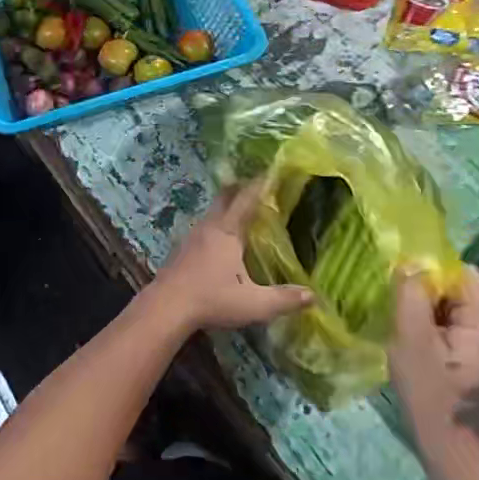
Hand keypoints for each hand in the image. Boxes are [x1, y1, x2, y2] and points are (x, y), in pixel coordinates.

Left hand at [151, 182, 312, 331]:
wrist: (165, 308)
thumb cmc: (211, 299)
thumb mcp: (253, 303)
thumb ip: (283, 299)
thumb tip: (313, 296)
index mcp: (227, 231)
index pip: (246, 198)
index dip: (260, 184)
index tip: (272, 172)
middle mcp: (209, 226)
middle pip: (225, 197)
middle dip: (241, 188)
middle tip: (257, 186)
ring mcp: (192, 236)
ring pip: (212, 211)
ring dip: (227, 206)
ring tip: (242, 211)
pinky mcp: (182, 249)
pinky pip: (203, 226)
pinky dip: (216, 223)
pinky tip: (220, 239)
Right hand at [388, 266, 478, 438]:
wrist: (447, 453)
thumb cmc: (430, 395)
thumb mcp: (412, 339)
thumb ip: (411, 295)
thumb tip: (412, 261)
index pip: (463, 272)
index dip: (433, 270)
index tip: (404, 282)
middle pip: (457, 289)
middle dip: (426, 290)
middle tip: (398, 304)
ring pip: (449, 308)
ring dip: (424, 309)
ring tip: (401, 323)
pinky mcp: (470, 359)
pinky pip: (448, 327)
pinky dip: (428, 327)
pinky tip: (410, 341)